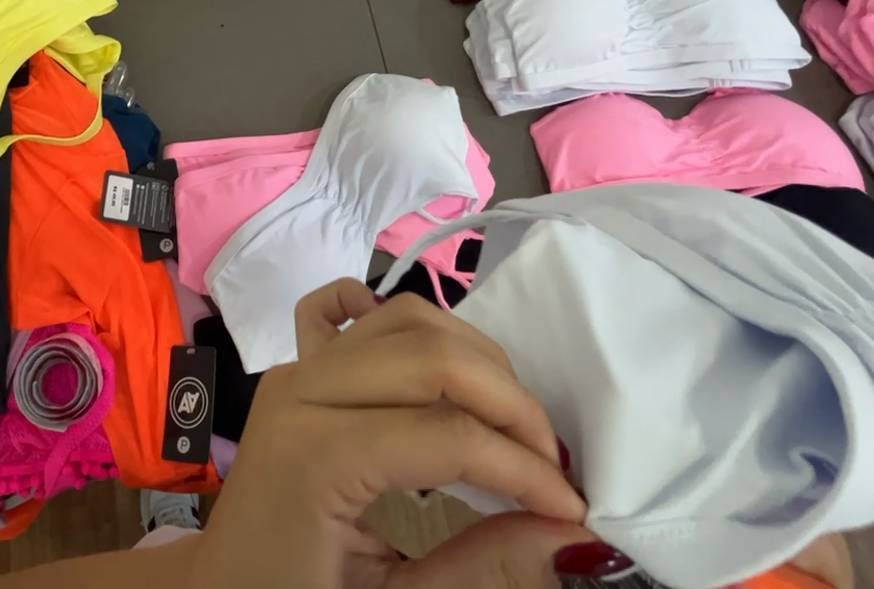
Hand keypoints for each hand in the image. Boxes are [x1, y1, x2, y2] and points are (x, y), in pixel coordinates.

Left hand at [188, 280, 592, 587]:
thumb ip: (483, 569)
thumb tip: (579, 544)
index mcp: (315, 452)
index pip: (447, 434)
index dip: (525, 469)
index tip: (576, 512)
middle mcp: (301, 388)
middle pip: (430, 355)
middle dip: (509, 402)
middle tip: (552, 464)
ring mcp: (294, 368)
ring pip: (400, 320)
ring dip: (469, 356)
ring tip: (508, 422)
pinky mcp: (294, 367)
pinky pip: (338, 310)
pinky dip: (388, 314)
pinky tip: (422, 352)